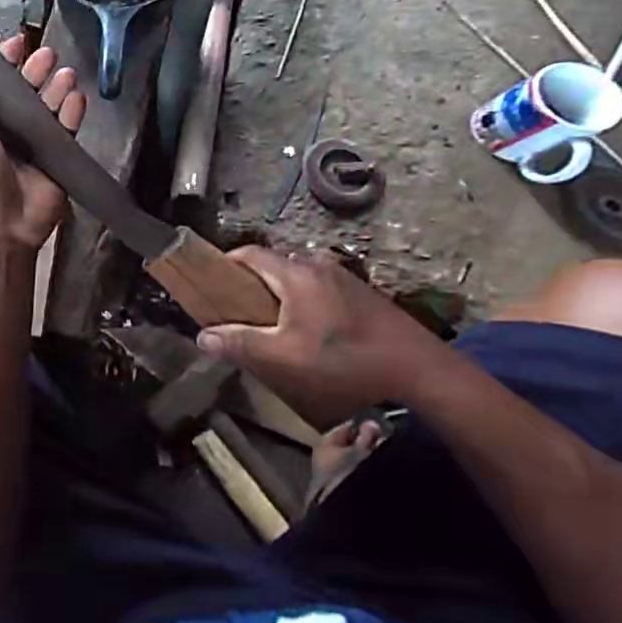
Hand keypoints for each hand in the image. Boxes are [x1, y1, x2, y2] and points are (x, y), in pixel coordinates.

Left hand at [0, 37, 86, 252]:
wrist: (7, 229)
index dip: (3, 62)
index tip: (16, 41)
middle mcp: (8, 127)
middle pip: (24, 90)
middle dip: (35, 71)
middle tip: (46, 55)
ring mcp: (34, 140)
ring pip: (48, 105)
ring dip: (57, 88)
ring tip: (66, 74)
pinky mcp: (56, 154)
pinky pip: (67, 128)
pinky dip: (73, 113)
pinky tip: (77, 98)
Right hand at [197, 247, 454, 422]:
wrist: (418, 368)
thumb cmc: (346, 360)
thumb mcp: (286, 358)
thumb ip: (241, 344)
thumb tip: (203, 336)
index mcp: (295, 273)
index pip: (249, 253)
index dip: (226, 264)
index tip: (211, 283)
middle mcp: (317, 265)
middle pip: (273, 264)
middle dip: (251, 282)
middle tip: (238, 309)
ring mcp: (343, 276)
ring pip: (297, 275)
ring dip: (279, 292)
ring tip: (271, 322)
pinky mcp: (361, 293)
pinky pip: (318, 286)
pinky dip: (303, 299)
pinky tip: (309, 329)